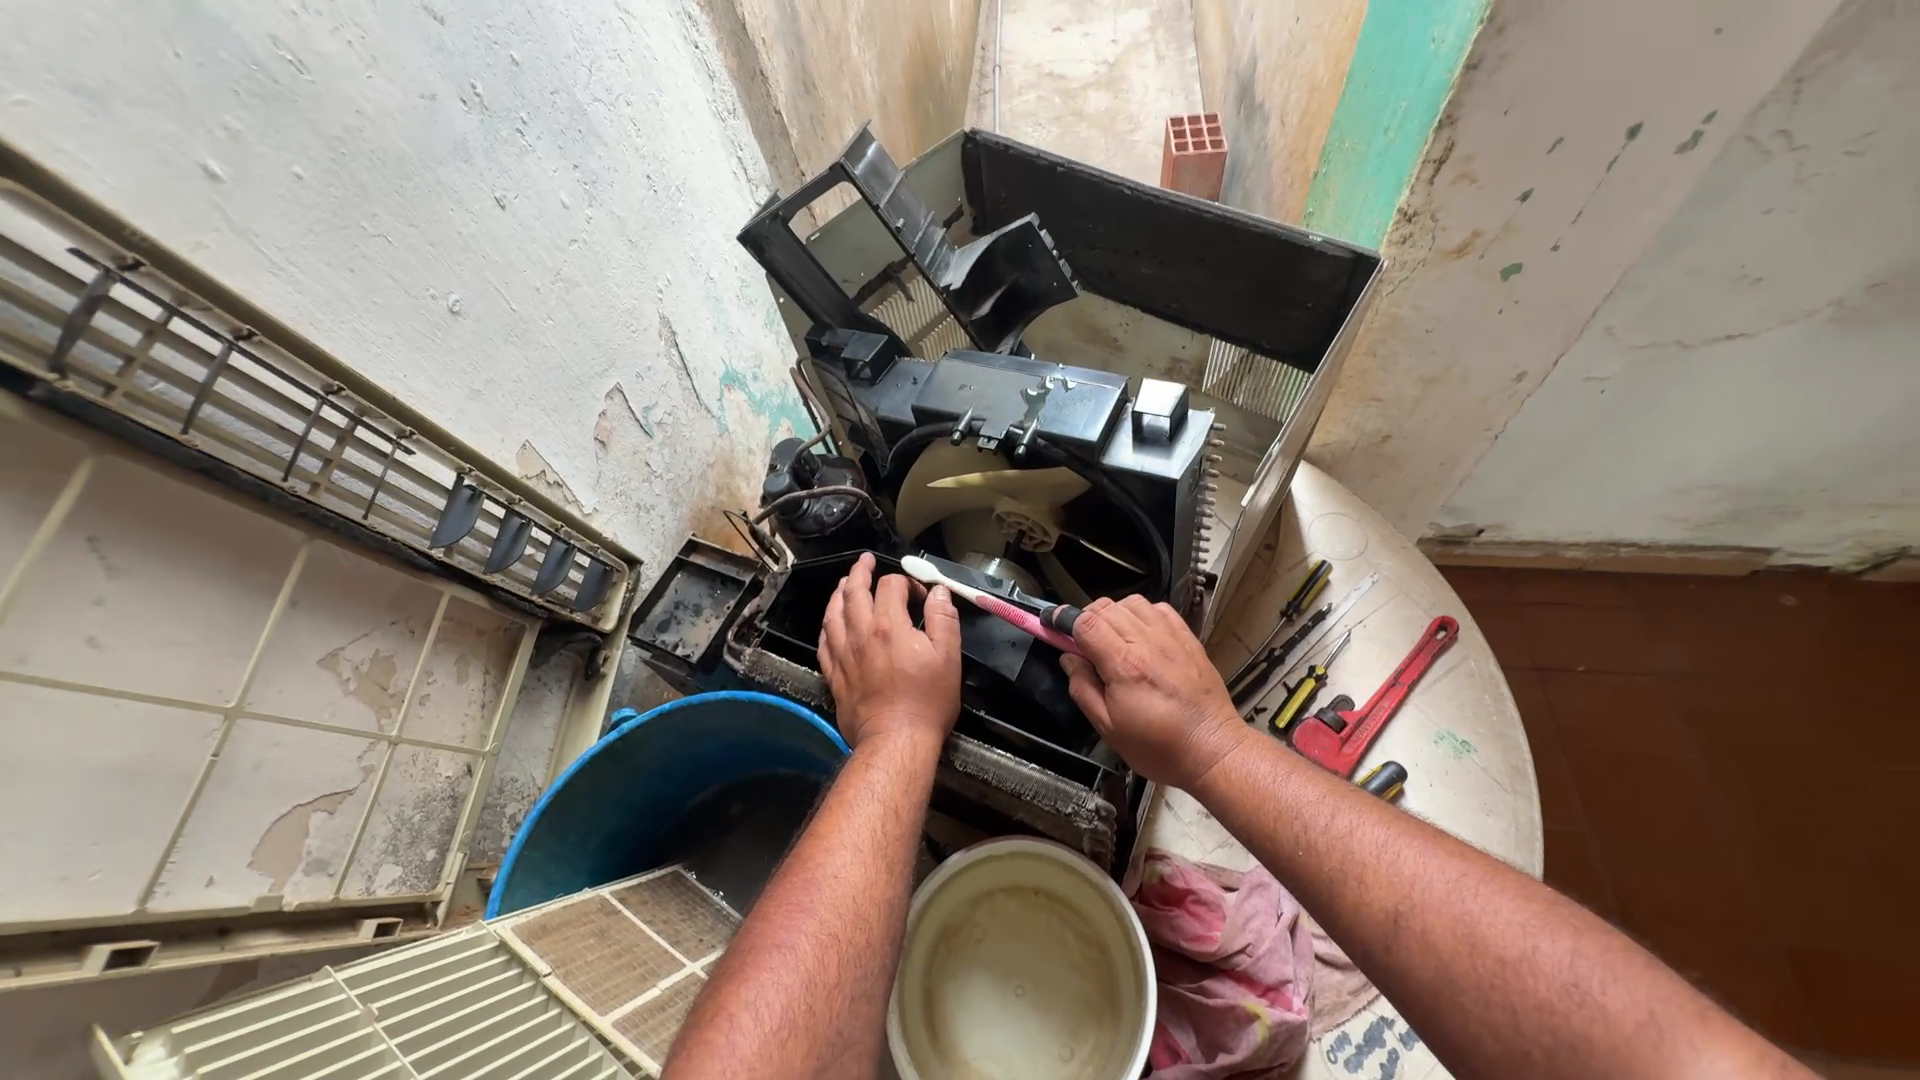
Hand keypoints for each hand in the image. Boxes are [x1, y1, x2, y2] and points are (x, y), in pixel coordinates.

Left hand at [818, 553, 962, 752]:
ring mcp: (843, 655)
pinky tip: (831, 623)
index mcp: (889, 625)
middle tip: (865, 561)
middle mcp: (860, 634)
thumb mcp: (948, 657)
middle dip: (860, 572)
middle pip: (854, 592)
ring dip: (839, 593)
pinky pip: (823, 642)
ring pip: (833, 613)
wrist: (896, 740)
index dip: (906, 583)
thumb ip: (943, 619)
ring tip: (845, 584)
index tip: (919, 594)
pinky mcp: (834, 675)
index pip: (891, 586)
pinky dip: (827, 625)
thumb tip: (938, 591)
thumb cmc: (927, 701)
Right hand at [1059, 595, 1250, 788]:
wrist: (1211, 750)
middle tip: (1082, 642)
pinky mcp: (1188, 639)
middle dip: (1086, 619)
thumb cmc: (1161, 747)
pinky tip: (1140, 634)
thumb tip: (1069, 660)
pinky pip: (1159, 609)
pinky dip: (1143, 614)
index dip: (1064, 620)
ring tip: (1112, 638)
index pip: (1086, 623)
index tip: (1053, 625)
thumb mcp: (1108, 728)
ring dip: (1114, 614)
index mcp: (1124, 666)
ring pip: (1132, 603)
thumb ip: (1083, 689)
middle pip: (1106, 607)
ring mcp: (1171, 638)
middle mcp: (1148, 643)